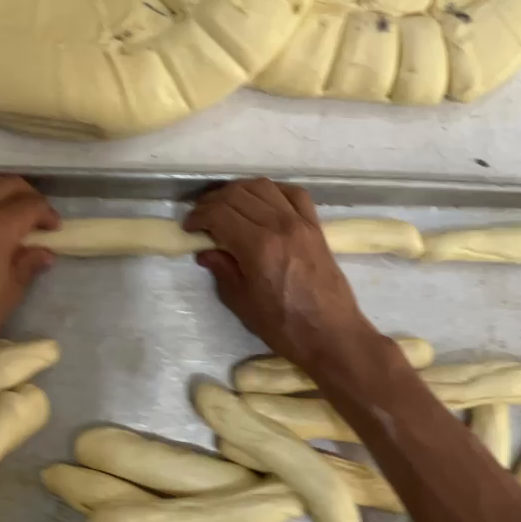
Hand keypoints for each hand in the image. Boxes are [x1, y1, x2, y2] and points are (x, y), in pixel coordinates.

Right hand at [184, 178, 377, 370]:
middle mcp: (279, 225)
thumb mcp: (243, 304)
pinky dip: (272, 191)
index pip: (219, 214)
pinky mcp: (316, 226)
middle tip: (201, 217)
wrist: (331, 334)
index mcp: (258, 247)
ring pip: (263, 186)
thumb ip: (223, 271)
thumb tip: (206, 252)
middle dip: (212, 201)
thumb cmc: (284, 326)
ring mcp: (301, 222)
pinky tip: (261, 201)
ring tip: (227, 206)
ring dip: (239, 191)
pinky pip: (293, 194)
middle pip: (238, 194)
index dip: (198, 216)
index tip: (189, 227)